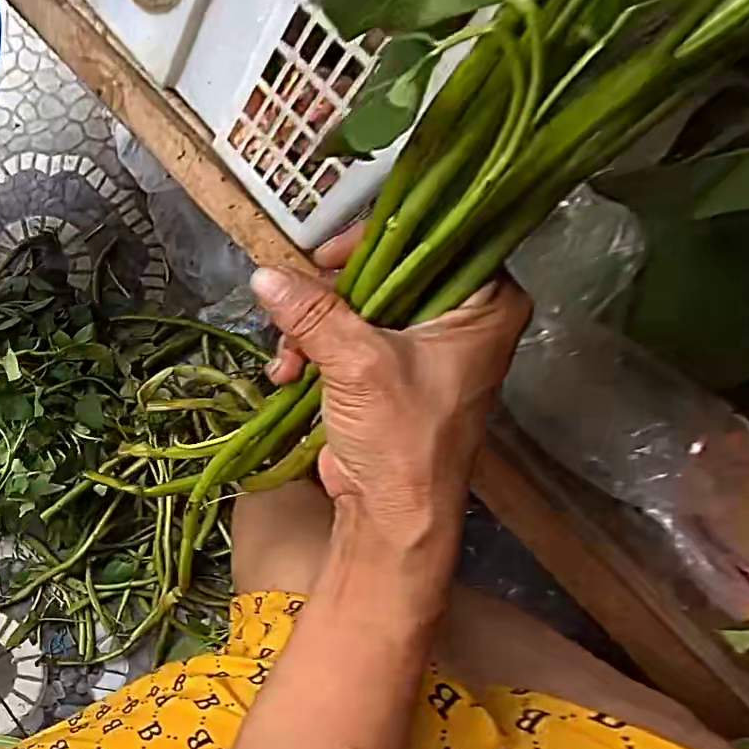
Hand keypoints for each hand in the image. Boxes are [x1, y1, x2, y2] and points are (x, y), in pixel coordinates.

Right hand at [251, 228, 529, 539]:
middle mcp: (454, 320)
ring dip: (308, 334)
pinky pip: (338, 344)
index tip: (324, 258)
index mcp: (482, 303)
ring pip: (351, 313)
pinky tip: (288, 375)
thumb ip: (313, 316)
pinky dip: (308, 356)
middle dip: (325, 303)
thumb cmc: (403, 440)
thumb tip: (266, 276)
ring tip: (288, 364)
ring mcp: (414, 349)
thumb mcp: (358, 365)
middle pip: (381, 277)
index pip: (432, 239)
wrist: (390, 510)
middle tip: (296, 321)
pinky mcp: (380, 375)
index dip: (374, 242)